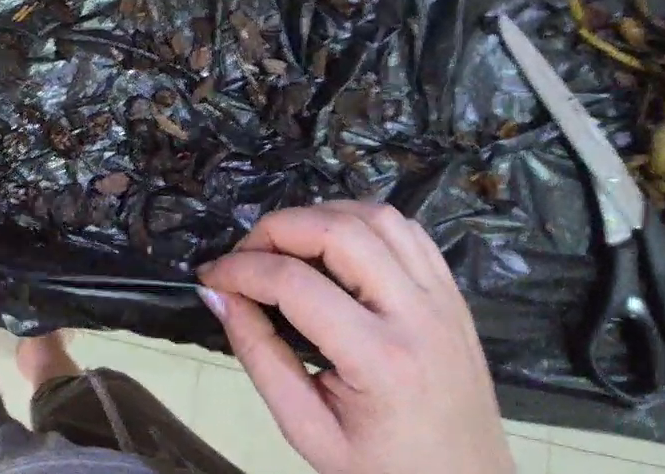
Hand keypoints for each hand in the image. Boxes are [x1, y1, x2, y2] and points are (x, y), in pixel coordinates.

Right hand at [197, 202, 512, 473]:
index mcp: (382, 361)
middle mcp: (419, 317)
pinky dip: (360, 221)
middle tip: (246, 256)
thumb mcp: (307, 429)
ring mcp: (444, 301)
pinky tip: (334, 247)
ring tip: (288, 246)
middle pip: (337, 230)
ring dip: (319, 216)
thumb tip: (215, 292)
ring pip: (375, 217)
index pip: (293, 282)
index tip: (210, 277)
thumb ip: (258, 355)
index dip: (239, 270)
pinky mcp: (453, 296)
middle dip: (275, 229)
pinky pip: (406, 230)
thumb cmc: (382, 471)